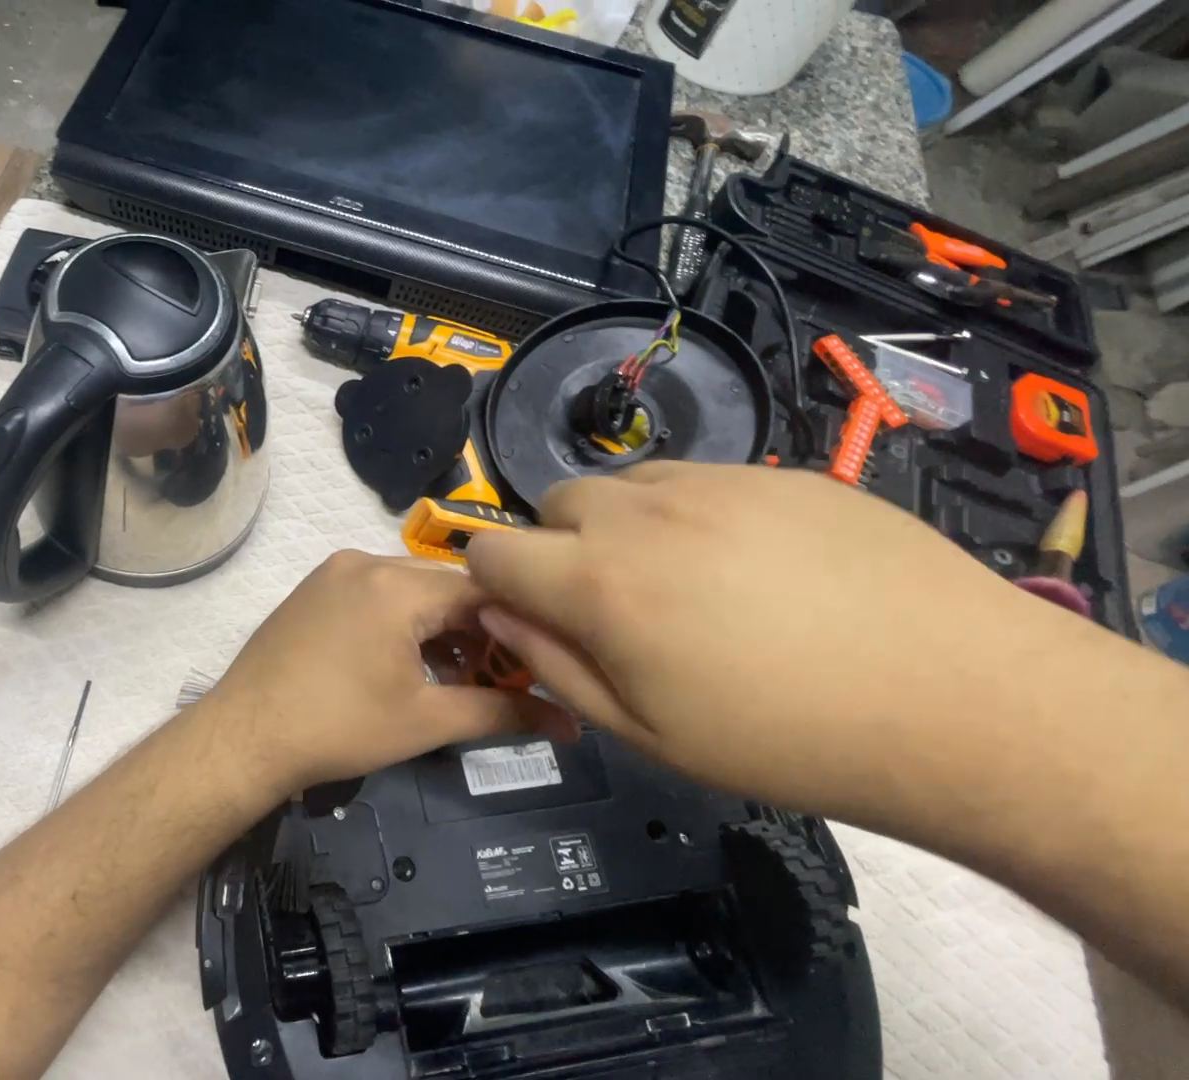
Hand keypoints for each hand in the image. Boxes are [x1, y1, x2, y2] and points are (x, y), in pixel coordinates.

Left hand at [194, 551, 572, 802]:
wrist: (245, 736)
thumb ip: (502, 713)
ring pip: (409, 588)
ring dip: (440, 627)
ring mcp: (333, 571)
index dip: (519, 625)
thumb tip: (572, 725)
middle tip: (501, 677)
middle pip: (445, 586)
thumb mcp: (427, 722)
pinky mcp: (313, 588)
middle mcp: (364, 561)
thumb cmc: (339, 728)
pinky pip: (375, 592)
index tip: (542, 661)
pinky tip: (411, 663)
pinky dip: (401, 621)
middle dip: (479, 629)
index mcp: (395, 584)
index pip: (482, 590)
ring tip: (459, 677)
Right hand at [466, 462, 1100, 819]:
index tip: (531, 614)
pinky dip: (688, 512)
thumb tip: (496, 614)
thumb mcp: (644, 733)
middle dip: (556, 547)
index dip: (493, 582)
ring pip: (622, 484)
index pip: (490, 551)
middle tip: (613, 604)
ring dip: (621, 524)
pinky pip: (696, 477)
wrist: (963, 703)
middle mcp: (641, 514)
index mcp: (598, 584)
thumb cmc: (784, 739)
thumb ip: (552, 665)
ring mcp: (714, 482)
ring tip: (683, 580)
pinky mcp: (776, 473)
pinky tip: (751, 563)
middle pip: (552, 504)